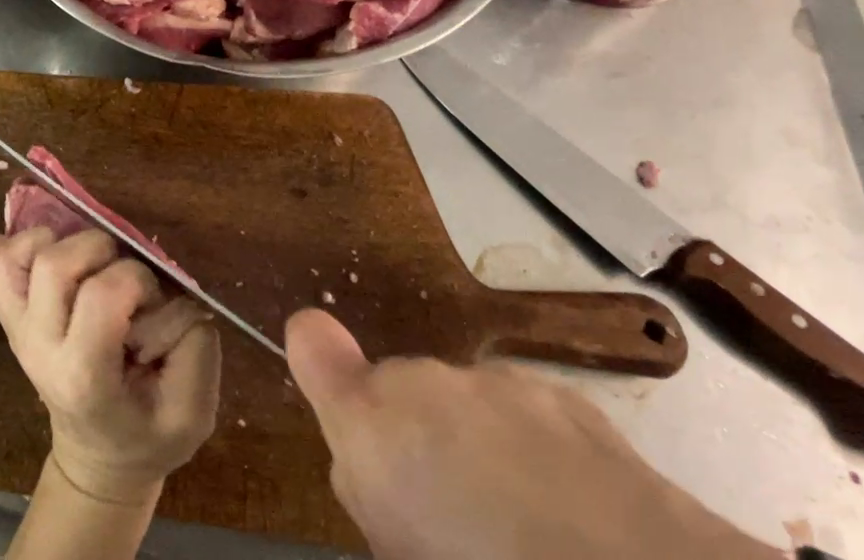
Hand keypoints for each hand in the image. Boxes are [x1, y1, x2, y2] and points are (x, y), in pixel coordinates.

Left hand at [0, 227, 221, 502]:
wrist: (97, 455)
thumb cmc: (147, 434)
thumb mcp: (194, 413)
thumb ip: (195, 350)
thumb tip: (172, 294)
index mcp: (84, 374)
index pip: (100, 294)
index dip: (137, 280)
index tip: (153, 301)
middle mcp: (37, 344)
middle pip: (51, 263)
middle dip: (99, 249)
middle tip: (122, 275)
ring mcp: (13, 327)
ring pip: (8, 256)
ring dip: (52, 242)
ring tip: (84, 265)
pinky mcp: (2, 316)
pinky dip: (6, 248)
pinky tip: (39, 260)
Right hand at [285, 309, 778, 559]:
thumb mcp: (390, 542)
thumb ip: (368, 484)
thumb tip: (377, 464)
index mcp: (365, 415)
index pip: (309, 340)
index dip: (315, 353)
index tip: (329, 381)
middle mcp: (420, 380)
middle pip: (398, 389)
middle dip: (416, 431)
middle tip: (450, 502)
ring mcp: (494, 382)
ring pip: (465, 401)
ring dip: (477, 438)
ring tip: (521, 513)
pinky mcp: (566, 396)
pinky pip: (524, 413)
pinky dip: (534, 445)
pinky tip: (570, 503)